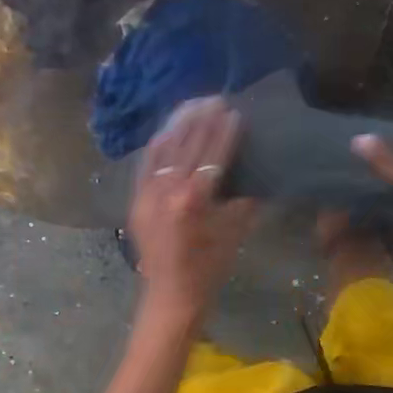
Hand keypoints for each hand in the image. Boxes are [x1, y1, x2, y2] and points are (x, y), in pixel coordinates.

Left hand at [128, 97, 258, 323]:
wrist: (170, 294)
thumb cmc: (209, 267)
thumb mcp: (235, 232)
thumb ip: (245, 199)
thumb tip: (255, 172)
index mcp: (194, 200)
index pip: (212, 156)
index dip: (224, 132)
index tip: (233, 111)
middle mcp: (167, 190)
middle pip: (186, 145)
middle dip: (201, 119)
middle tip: (214, 98)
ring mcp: (147, 193)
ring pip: (163, 149)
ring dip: (179, 124)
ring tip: (193, 105)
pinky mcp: (136, 199)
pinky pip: (147, 163)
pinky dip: (159, 144)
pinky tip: (169, 129)